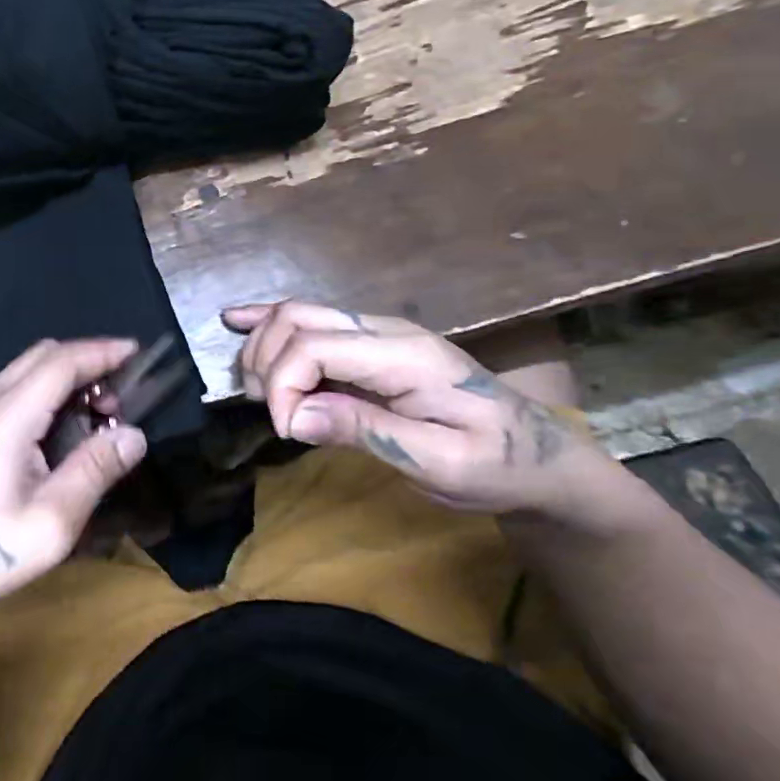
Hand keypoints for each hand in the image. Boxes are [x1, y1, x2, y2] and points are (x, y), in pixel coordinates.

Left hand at [0, 339, 148, 634]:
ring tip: (95, 419)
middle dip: (86, 364)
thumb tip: (135, 434)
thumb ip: (94, 470)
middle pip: (41, 356)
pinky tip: (57, 429)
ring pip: (24, 370)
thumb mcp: (53, 521)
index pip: (60, 362)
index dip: (101, 351)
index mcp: (5, 417)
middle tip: (118, 405)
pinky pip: (10, 388)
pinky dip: (42, 392)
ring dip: (64, 378)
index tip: (137, 352)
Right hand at [224, 300, 625, 522]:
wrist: (543, 459)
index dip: (281, 386)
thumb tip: (292, 417)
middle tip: (270, 413)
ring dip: (262, 348)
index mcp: (405, 357)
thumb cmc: (498, 467)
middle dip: (265, 364)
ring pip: (294, 314)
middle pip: (295, 320)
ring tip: (263, 394)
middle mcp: (385, 330)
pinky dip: (267, 320)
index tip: (284, 431)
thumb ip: (367, 432)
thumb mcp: (442, 465)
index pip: (313, 348)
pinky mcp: (367, 340)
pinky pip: (308, 317)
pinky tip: (236, 320)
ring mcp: (376, 330)